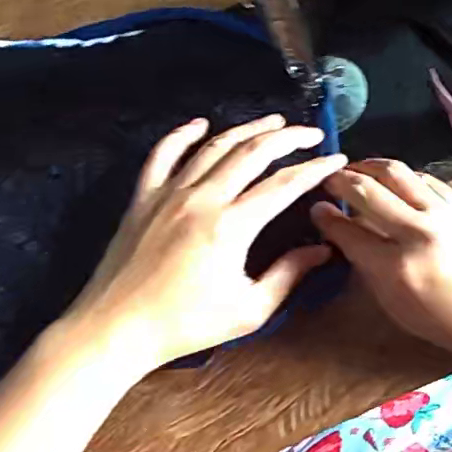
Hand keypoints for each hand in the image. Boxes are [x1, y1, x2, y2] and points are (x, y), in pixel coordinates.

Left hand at [58, 115, 346, 367]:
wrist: (115, 329)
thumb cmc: (185, 326)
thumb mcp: (248, 310)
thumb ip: (288, 275)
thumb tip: (321, 250)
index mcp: (231, 226)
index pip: (283, 185)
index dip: (314, 169)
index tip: (336, 159)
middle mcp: (202, 199)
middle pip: (252, 153)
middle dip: (287, 137)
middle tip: (310, 133)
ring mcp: (169, 194)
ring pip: (214, 147)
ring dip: (247, 129)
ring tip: (273, 122)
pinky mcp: (143, 197)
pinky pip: (163, 154)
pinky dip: (183, 135)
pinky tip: (201, 124)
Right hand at [311, 159, 451, 357]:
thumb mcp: (403, 311)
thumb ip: (373, 274)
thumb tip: (350, 241)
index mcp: (397, 269)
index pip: (348, 232)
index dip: (326, 218)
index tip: (316, 209)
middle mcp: (416, 232)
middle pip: (366, 190)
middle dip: (339, 180)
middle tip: (327, 179)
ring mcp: (441, 212)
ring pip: (395, 172)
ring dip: (367, 165)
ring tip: (354, 168)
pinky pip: (422, 178)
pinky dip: (401, 175)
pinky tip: (392, 180)